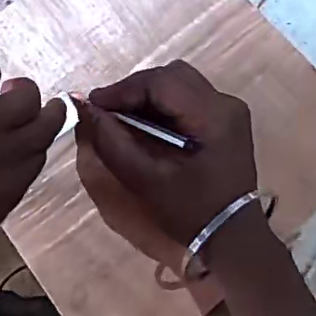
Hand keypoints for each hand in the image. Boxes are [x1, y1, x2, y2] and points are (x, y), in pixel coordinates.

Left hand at [0, 56, 63, 295]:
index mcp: (9, 190)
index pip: (39, 152)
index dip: (32, 139)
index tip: (26, 132)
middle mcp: (4, 154)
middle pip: (44, 119)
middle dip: (40, 109)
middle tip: (22, 103)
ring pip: (24, 93)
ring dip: (18, 88)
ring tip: (1, 86)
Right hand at [77, 60, 261, 245]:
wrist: (231, 239)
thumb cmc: (189, 212)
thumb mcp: (144, 179)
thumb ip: (112, 141)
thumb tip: (84, 108)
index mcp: (213, 116)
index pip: (160, 82)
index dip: (122, 90)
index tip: (92, 104)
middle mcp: (225, 104)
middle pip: (170, 76)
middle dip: (133, 90)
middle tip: (106, 111)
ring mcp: (227, 111)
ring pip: (177, 83)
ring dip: (145, 96)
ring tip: (121, 117)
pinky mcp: (224, 121)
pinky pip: (184, 98)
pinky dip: (159, 106)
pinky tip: (142, 125)